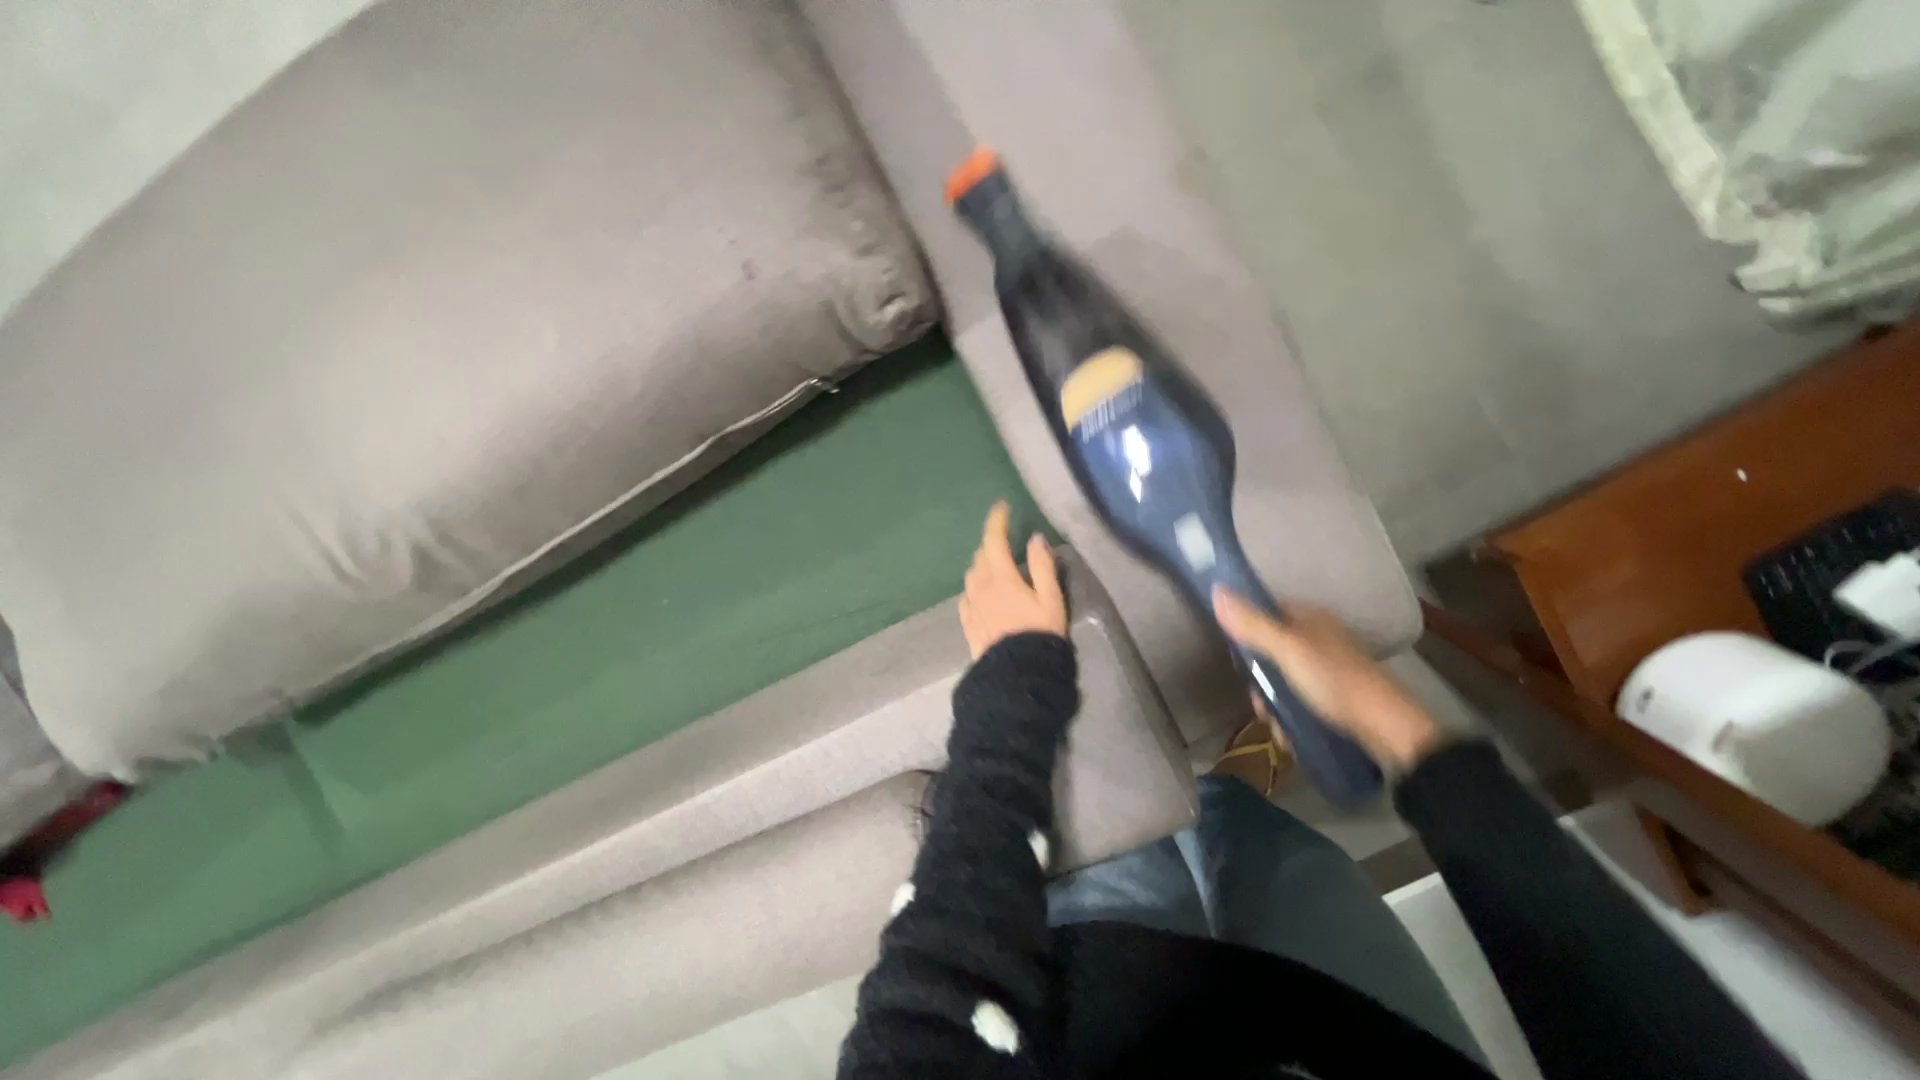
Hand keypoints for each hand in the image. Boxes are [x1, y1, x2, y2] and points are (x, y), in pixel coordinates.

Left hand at [959, 501, 1066, 658]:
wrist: (1017, 674)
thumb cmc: (1040, 633)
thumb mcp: (1050, 598)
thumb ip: (1042, 566)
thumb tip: (1035, 539)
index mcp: (1001, 576)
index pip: (994, 540)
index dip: (997, 521)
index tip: (1002, 507)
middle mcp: (980, 587)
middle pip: (981, 556)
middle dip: (992, 543)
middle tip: (1005, 540)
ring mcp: (971, 606)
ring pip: (972, 575)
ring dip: (982, 565)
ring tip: (995, 566)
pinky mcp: (969, 624)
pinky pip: (967, 598)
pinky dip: (974, 588)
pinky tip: (981, 593)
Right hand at [1213, 589, 1442, 769]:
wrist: (1386, 728)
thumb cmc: (1334, 681)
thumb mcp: (1287, 651)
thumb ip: (1252, 624)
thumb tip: (1216, 589)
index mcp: (1311, 619)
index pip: (1267, 613)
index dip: (1247, 633)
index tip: (1240, 661)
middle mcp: (1320, 639)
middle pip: (1271, 653)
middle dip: (1260, 683)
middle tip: (1261, 704)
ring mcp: (1329, 670)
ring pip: (1283, 682)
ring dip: (1274, 707)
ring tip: (1277, 727)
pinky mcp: (1336, 699)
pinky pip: (1301, 703)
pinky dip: (1291, 719)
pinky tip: (1290, 736)